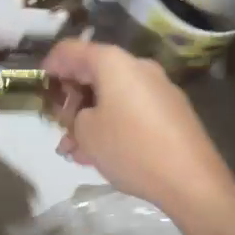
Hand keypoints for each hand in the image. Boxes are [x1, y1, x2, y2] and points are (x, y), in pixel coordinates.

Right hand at [42, 39, 201, 198]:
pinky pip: (134, 108)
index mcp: (112, 61)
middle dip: (73, 99)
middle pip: (94, 73)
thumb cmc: (131, 148)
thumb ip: (72, 117)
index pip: (70, 50)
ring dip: (93, 116)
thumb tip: (78, 114)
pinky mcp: (174, 112)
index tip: (39, 84)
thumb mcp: (86, 134)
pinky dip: (116, 122)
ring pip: (114, 95)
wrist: (195, 184)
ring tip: (78, 149)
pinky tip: (106, 151)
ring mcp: (159, 88)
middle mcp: (136, 65)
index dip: (50, 66)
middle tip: (59, 126)